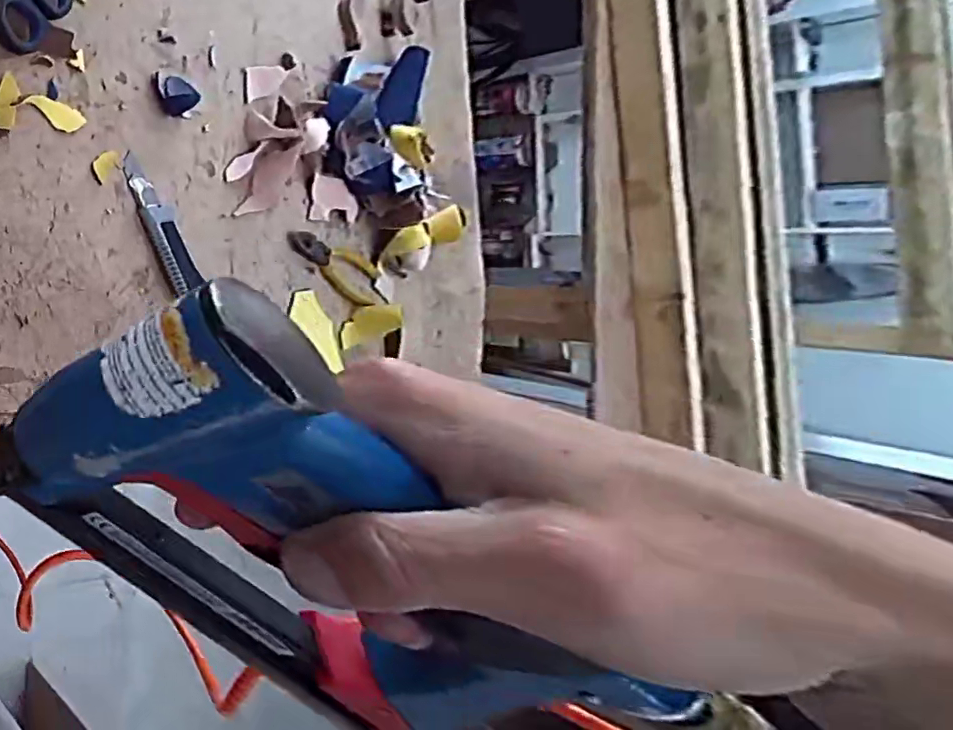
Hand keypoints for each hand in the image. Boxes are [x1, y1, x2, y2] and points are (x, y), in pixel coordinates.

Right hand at [278, 357, 952, 693]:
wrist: (816, 588)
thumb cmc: (673, 557)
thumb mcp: (531, 566)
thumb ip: (400, 556)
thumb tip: (292, 561)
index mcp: (386, 399)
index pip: (268, 418)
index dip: (234, 472)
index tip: (212, 527)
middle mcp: (393, 411)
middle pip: (304, 475)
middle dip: (325, 551)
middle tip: (383, 614)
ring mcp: (429, 451)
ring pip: (350, 516)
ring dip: (376, 582)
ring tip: (443, 630)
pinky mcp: (458, 487)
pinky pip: (398, 534)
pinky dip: (413, 585)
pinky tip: (463, 621)